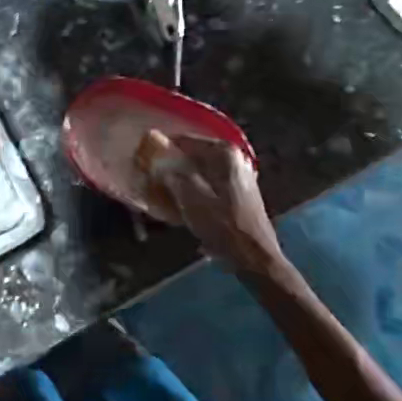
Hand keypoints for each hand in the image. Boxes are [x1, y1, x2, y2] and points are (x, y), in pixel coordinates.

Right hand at [141, 131, 283, 273]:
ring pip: (202, 170)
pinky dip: (197, 188)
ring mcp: (241, 176)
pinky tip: (185, 204)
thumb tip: (154, 152)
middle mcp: (235, 158)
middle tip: (152, 179)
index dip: (162, 150)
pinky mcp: (242, 193)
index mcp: (223, 153)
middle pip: (194, 155)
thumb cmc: (222, 226)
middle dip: (172, 165)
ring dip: (183, 179)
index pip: (183, 140)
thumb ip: (170, 172)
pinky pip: (211, 182)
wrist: (256, 260)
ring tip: (165, 192)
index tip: (144, 163)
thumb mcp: (189, 198)